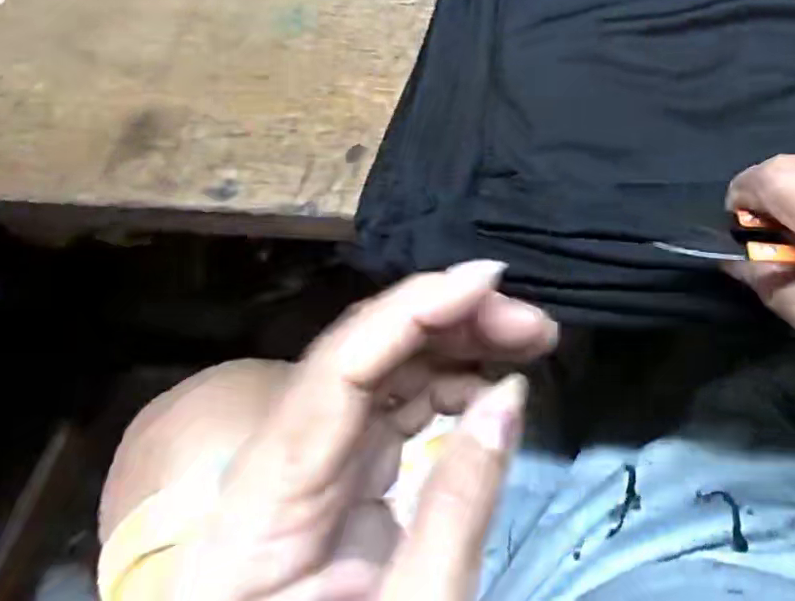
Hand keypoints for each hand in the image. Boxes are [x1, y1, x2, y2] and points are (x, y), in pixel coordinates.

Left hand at [182, 261, 557, 599]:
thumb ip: (460, 503)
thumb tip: (511, 392)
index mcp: (260, 515)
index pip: (333, 375)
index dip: (411, 310)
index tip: (489, 279)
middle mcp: (270, 474)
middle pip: (358, 358)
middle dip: (451, 320)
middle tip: (534, 324)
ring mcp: (303, 475)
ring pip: (379, 372)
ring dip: (456, 343)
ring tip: (529, 342)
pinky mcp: (333, 483)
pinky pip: (392, 405)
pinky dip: (449, 381)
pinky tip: (493, 385)